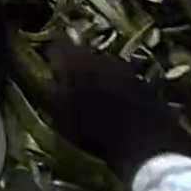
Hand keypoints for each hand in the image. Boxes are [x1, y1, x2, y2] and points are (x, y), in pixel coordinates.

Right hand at [45, 41, 189, 178]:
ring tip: (93, 91)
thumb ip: (51, 92)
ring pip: (102, 61)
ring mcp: (122, 66)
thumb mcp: (62, 116)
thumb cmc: (94, 131)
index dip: (51, 54)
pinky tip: (114, 100)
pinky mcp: (141, 79)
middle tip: (69, 80)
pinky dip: (115, 82)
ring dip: (96, 71)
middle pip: (80, 51)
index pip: (56, 46)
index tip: (47, 65)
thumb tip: (46, 79)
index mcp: (74, 61)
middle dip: (74, 62)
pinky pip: (121, 74)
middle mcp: (98, 56)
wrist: (144, 143)